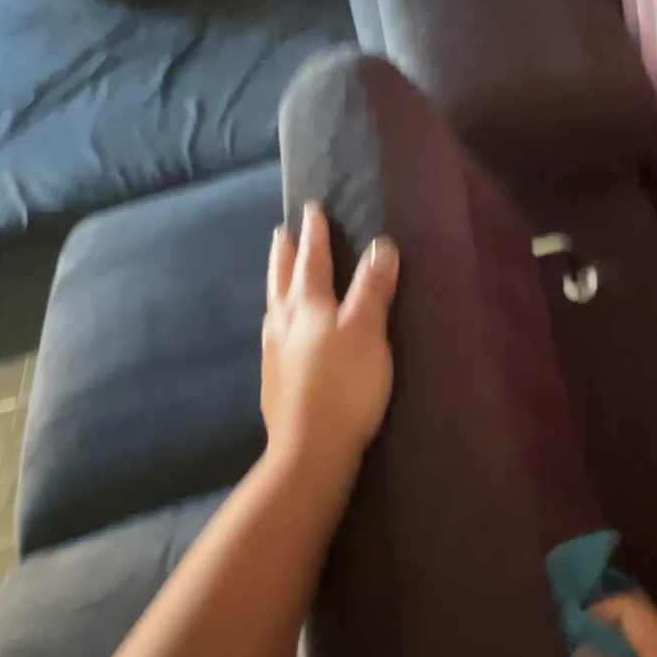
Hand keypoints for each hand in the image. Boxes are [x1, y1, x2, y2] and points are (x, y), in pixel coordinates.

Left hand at [262, 202, 398, 479]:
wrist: (311, 446)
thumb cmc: (345, 384)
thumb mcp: (367, 330)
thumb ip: (373, 288)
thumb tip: (381, 245)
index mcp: (308, 306)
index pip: (313, 261)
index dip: (316, 235)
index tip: (312, 210)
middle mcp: (285, 322)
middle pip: (284, 279)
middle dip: (287, 254)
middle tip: (284, 232)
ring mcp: (275, 351)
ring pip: (275, 305)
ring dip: (278, 282)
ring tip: (279, 270)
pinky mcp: (276, 377)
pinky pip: (275, 330)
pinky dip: (278, 314)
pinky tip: (280, 326)